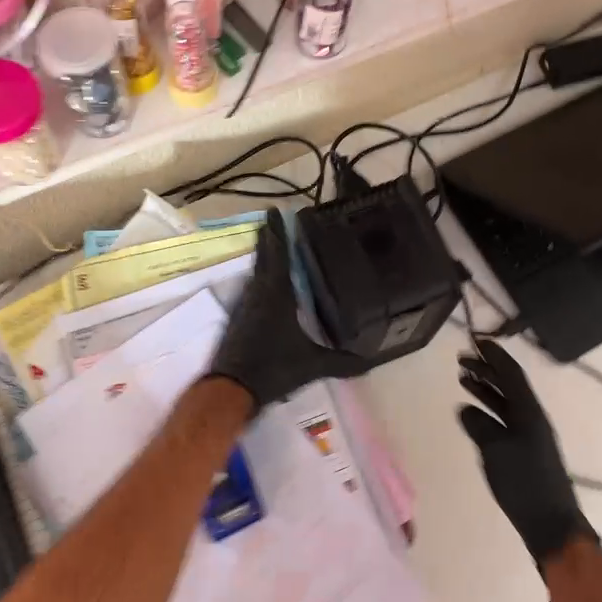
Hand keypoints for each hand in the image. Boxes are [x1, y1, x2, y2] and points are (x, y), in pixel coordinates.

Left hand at [209, 212, 373, 411]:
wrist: (230, 390)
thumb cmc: (271, 369)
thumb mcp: (311, 366)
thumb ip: (341, 363)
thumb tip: (370, 363)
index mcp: (276, 296)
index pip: (278, 256)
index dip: (278, 233)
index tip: (276, 212)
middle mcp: (258, 294)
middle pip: (263, 259)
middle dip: (268, 238)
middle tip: (273, 220)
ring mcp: (245, 307)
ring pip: (256, 274)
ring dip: (264, 258)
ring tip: (273, 246)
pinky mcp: (238, 321)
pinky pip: (253, 289)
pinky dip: (261, 278)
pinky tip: (267, 285)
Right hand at [457, 340, 595, 565]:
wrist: (551, 523)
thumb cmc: (524, 484)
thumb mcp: (496, 452)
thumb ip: (479, 426)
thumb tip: (466, 409)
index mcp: (529, 412)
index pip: (511, 374)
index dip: (494, 355)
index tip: (476, 340)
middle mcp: (531, 418)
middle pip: (509, 385)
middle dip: (487, 369)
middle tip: (462, 358)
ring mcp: (529, 434)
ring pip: (506, 402)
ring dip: (486, 388)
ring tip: (463, 378)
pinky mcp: (524, 450)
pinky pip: (504, 418)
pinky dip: (487, 409)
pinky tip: (473, 412)